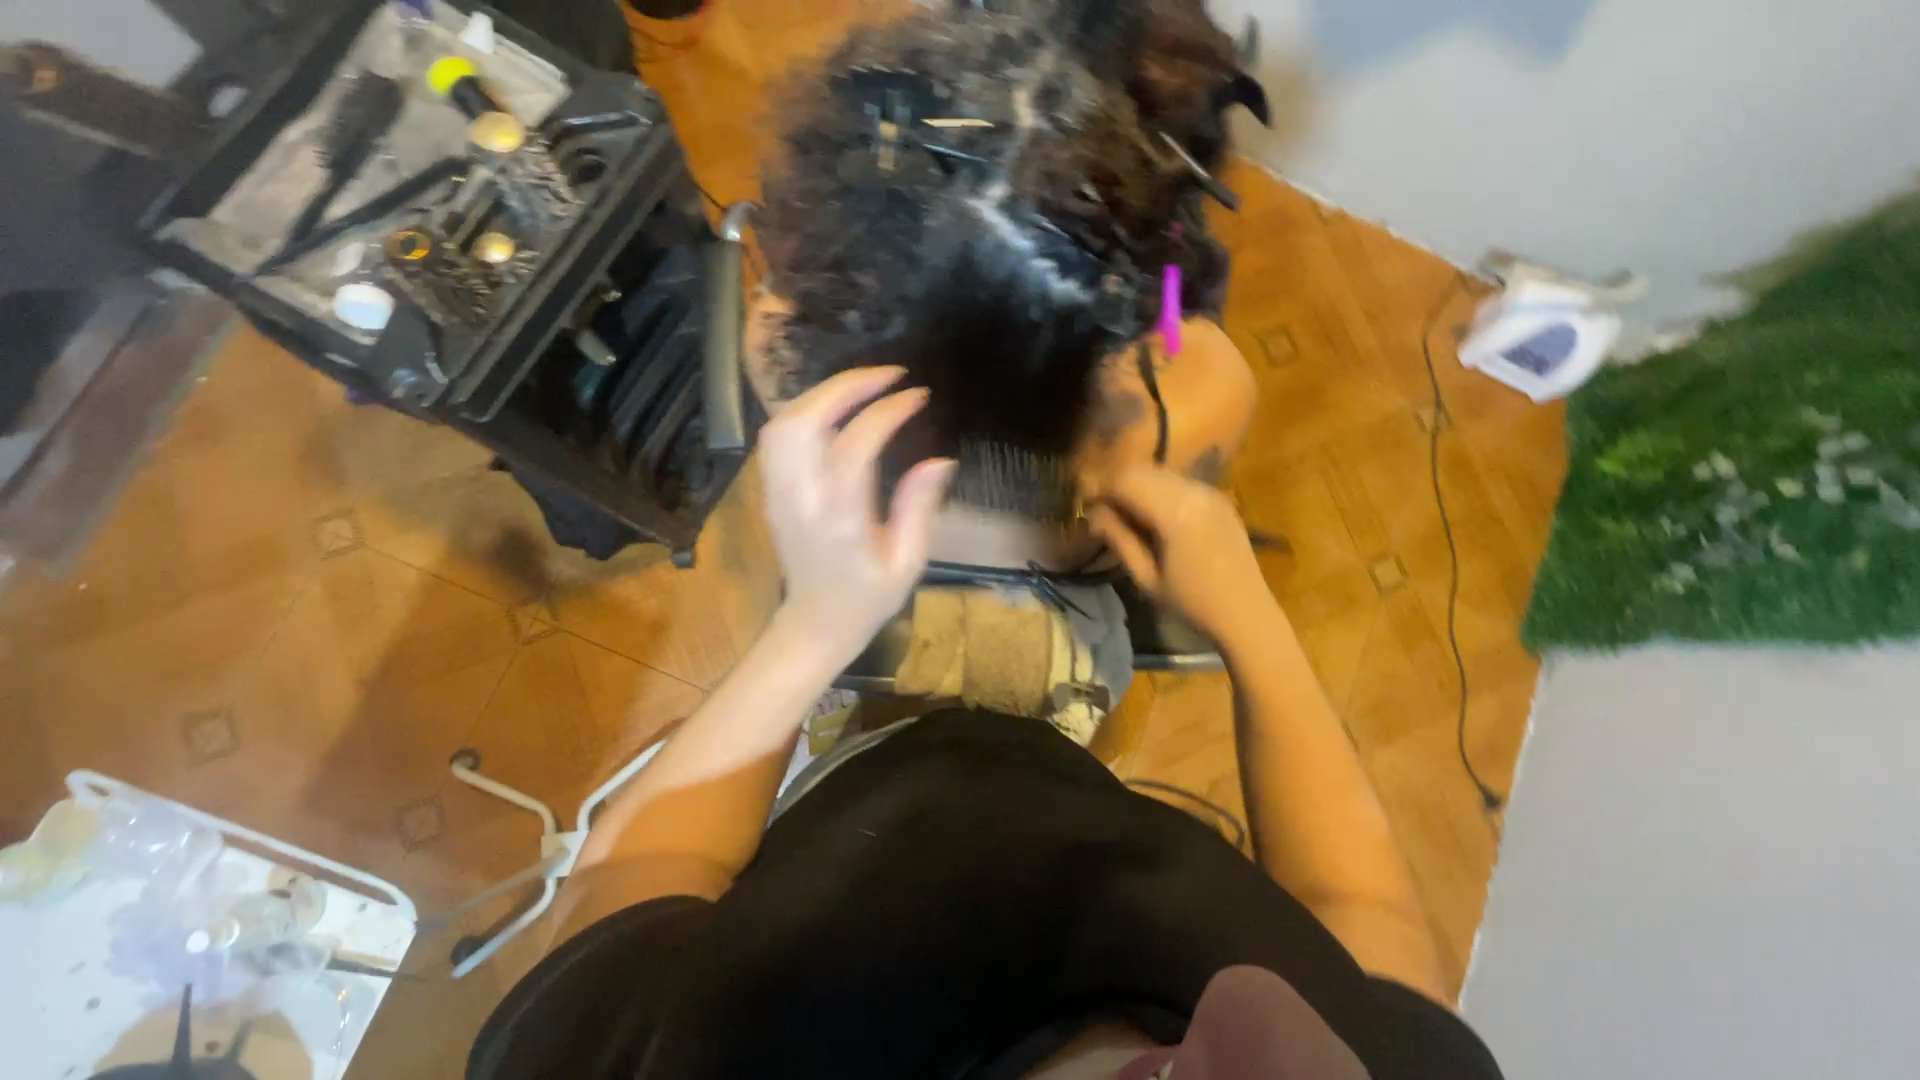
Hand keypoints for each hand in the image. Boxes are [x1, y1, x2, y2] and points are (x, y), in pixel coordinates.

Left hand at [759, 366, 955, 662]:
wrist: (815, 623)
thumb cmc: (868, 599)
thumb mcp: (907, 563)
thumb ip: (918, 510)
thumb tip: (940, 460)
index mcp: (839, 522)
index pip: (854, 448)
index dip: (886, 412)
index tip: (918, 396)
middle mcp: (800, 500)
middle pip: (804, 422)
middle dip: (846, 386)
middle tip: (889, 375)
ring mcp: (777, 493)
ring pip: (783, 423)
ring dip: (823, 394)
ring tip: (865, 385)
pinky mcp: (770, 491)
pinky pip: (777, 436)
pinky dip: (805, 409)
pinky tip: (836, 407)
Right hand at [1087, 465, 1276, 643]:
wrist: (1247, 613)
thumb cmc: (1193, 604)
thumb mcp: (1147, 578)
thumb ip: (1119, 540)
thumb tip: (1094, 515)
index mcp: (1175, 512)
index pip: (1125, 481)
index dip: (1100, 489)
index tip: (1086, 508)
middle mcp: (1194, 492)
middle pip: (1142, 471)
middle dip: (1117, 485)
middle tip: (1102, 513)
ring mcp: (1210, 492)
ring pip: (1161, 473)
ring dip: (1138, 486)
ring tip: (1126, 516)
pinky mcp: (1219, 498)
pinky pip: (1180, 483)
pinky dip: (1159, 490)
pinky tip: (1154, 517)